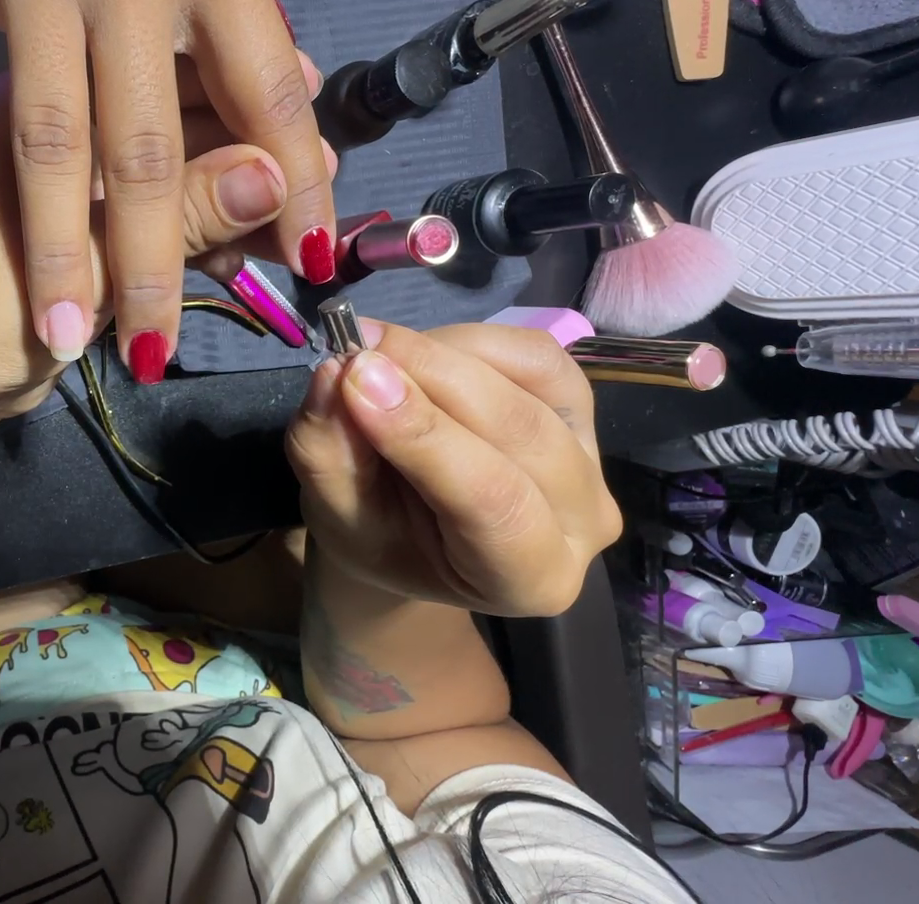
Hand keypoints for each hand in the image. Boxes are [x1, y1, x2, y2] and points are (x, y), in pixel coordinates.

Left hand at [0, 62, 315, 430]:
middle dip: (244, 150)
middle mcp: (46, 122)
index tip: (305, 113)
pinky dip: (198, 231)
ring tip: (298, 215)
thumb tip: (276, 176)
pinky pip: (150, 211)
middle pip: (162, 122)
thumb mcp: (86, 263)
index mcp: (21, 102)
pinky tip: (251, 245)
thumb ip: (180, 217)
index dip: (229, 97)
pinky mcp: (81, 224)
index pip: (141, 75)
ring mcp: (64, 176)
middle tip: (323, 165)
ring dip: (229, 197)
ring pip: (164, 170)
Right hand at [285, 323, 623, 617]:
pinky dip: (469, 339)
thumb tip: (332, 373)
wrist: (410, 533)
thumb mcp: (332, 513)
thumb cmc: (376, 537)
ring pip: (534, 380)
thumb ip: (327, 453)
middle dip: (429, 374)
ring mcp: (591, 460)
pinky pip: (535, 353)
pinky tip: (417, 351)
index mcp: (527, 578)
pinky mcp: (580, 408)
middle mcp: (583, 522)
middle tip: (354, 349)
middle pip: (520, 429)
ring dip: (444, 352)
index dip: (424, 435)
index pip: (493, 502)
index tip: (354, 379)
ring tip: (376, 353)